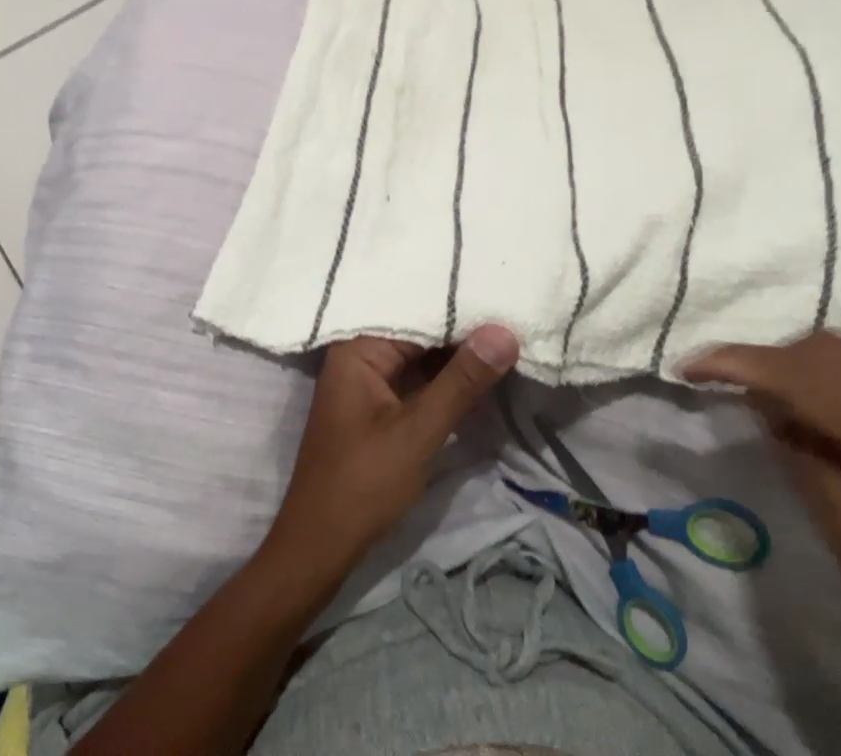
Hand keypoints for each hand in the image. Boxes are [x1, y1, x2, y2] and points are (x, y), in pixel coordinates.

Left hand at [264, 326, 519, 573]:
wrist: (322, 541)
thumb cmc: (364, 482)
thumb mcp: (418, 431)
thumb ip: (461, 381)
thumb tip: (504, 331)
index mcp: (356, 349)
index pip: (416, 313)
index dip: (462, 309)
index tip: (509, 301)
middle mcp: (357, 356)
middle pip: (418, 332)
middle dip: (464, 331)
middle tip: (518, 315)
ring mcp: (366, 383)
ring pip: (420, 357)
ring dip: (458, 357)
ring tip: (512, 339)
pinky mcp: (377, 407)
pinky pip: (416, 380)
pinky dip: (446, 380)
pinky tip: (483, 375)